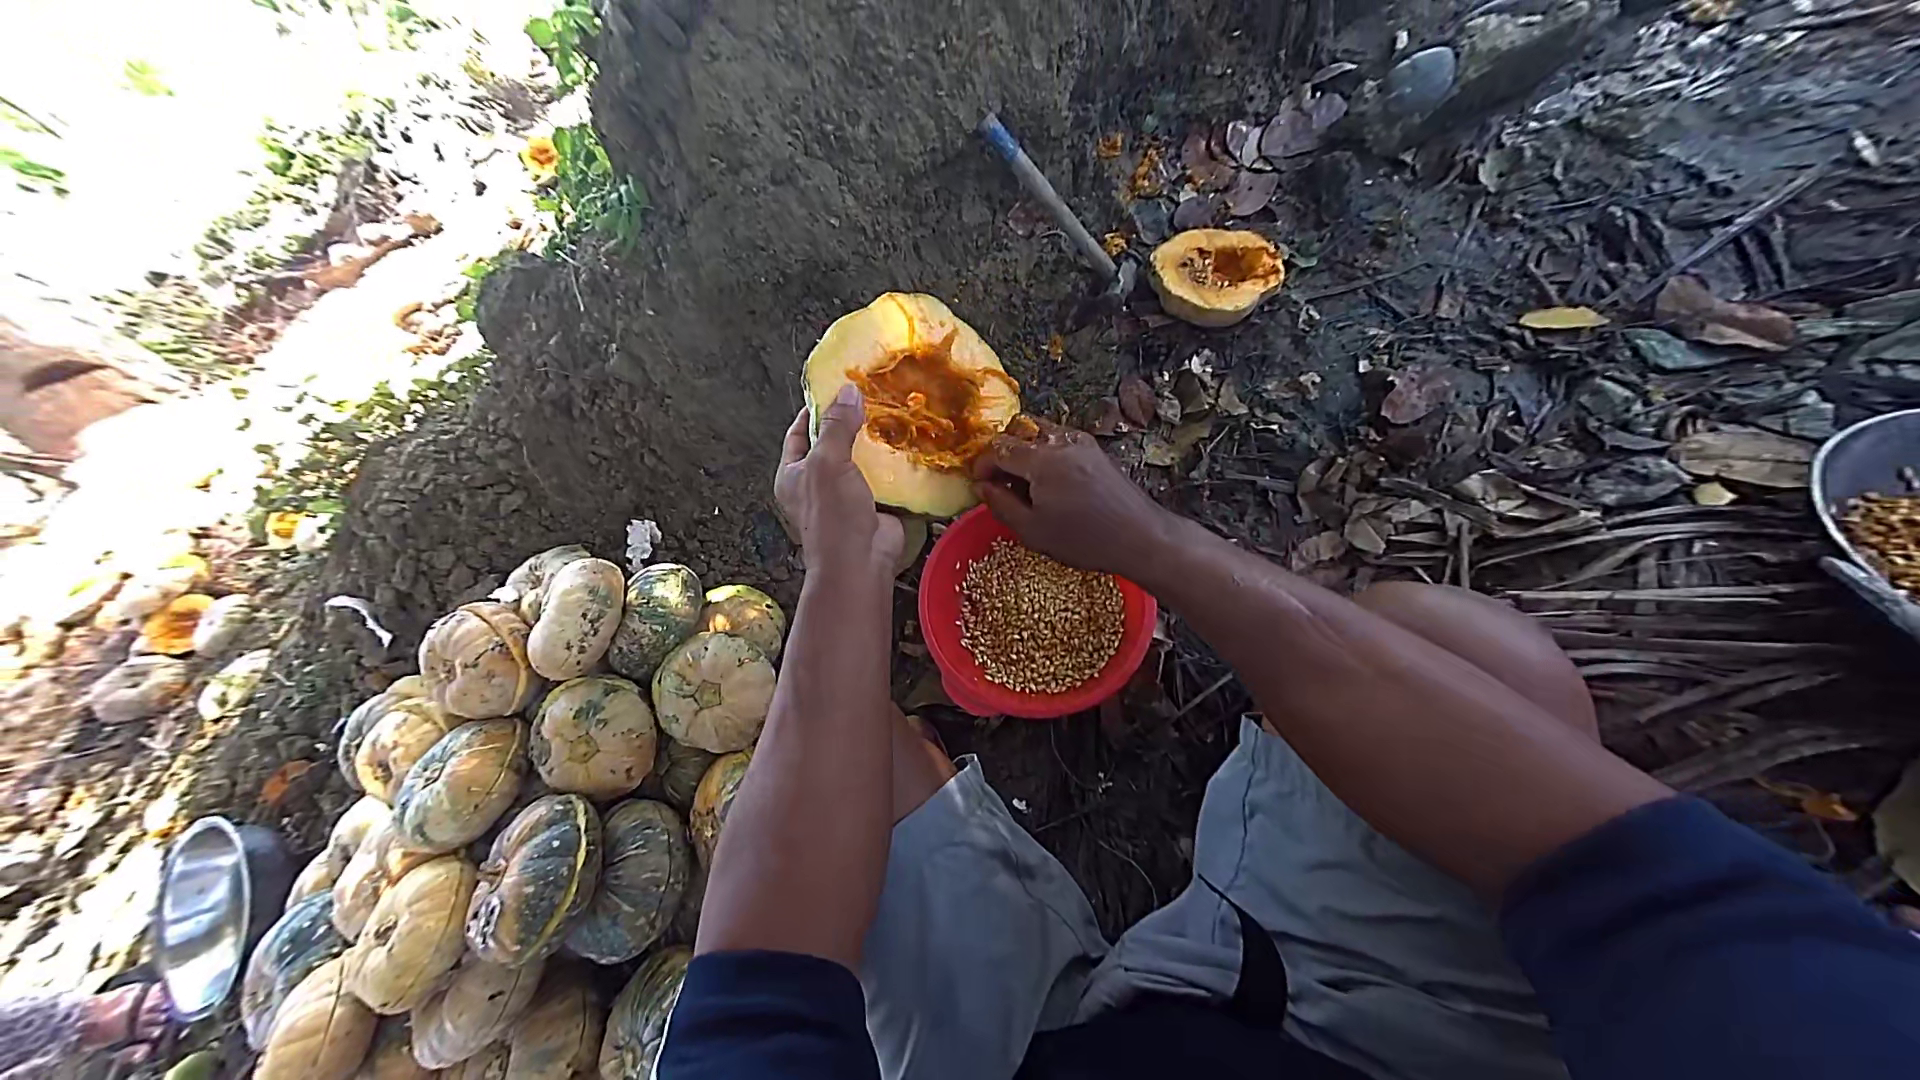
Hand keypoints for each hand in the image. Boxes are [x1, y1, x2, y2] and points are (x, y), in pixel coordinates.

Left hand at [776, 386, 905, 578]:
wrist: (860, 562)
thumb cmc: (832, 515)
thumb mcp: (827, 462)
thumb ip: (837, 426)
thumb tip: (848, 391)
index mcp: (793, 474)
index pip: (799, 433)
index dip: (815, 411)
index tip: (834, 390)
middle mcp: (817, 484)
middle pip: (832, 445)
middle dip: (849, 425)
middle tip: (870, 398)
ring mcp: (846, 496)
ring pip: (860, 460)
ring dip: (874, 443)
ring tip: (892, 415)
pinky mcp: (873, 505)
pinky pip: (882, 478)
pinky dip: (893, 464)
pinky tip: (906, 444)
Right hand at [972, 419, 1178, 577]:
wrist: (1140, 536)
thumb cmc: (1085, 539)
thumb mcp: (1033, 530)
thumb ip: (1001, 504)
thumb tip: (982, 487)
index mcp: (1041, 460)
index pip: (997, 448)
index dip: (982, 465)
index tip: (979, 484)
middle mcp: (1061, 441)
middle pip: (1017, 431)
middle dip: (1001, 453)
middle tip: (998, 482)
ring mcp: (1081, 441)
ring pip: (1038, 430)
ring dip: (1022, 449)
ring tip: (1022, 482)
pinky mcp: (1094, 449)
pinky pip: (1058, 438)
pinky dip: (1043, 451)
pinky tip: (1048, 480)